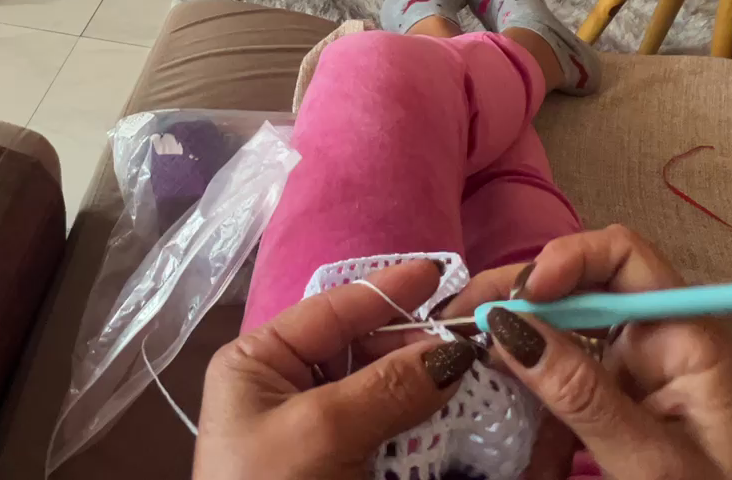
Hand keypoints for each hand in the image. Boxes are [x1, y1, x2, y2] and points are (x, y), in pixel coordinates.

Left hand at [194, 260, 476, 479]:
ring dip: (422, 382)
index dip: (385, 288)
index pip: (331, 310)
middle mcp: (284, 384)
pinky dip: (418, 422)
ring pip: (378, 388)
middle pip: (359, 347)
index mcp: (259, 360)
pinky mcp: (338, 465)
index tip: (437, 270)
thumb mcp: (320, 432)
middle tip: (471, 333)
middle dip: (412, 339)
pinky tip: (453, 413)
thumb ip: (386, 387)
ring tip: (472, 368)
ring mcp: (312, 427)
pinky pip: (384, 429)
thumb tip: (451, 350)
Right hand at [441, 226, 731, 479]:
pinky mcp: (623, 404)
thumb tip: (503, 322)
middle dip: (520, 302)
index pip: (623, 255)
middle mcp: (660, 341)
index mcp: (688, 338)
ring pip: (563, 333)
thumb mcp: (652, 465)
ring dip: (519, 354)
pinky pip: (566, 379)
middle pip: (579, 287)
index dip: (566, 259)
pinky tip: (517, 434)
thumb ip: (579, 393)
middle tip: (463, 324)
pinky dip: (536, 400)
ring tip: (473, 368)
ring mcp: (639, 373)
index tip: (520, 296)